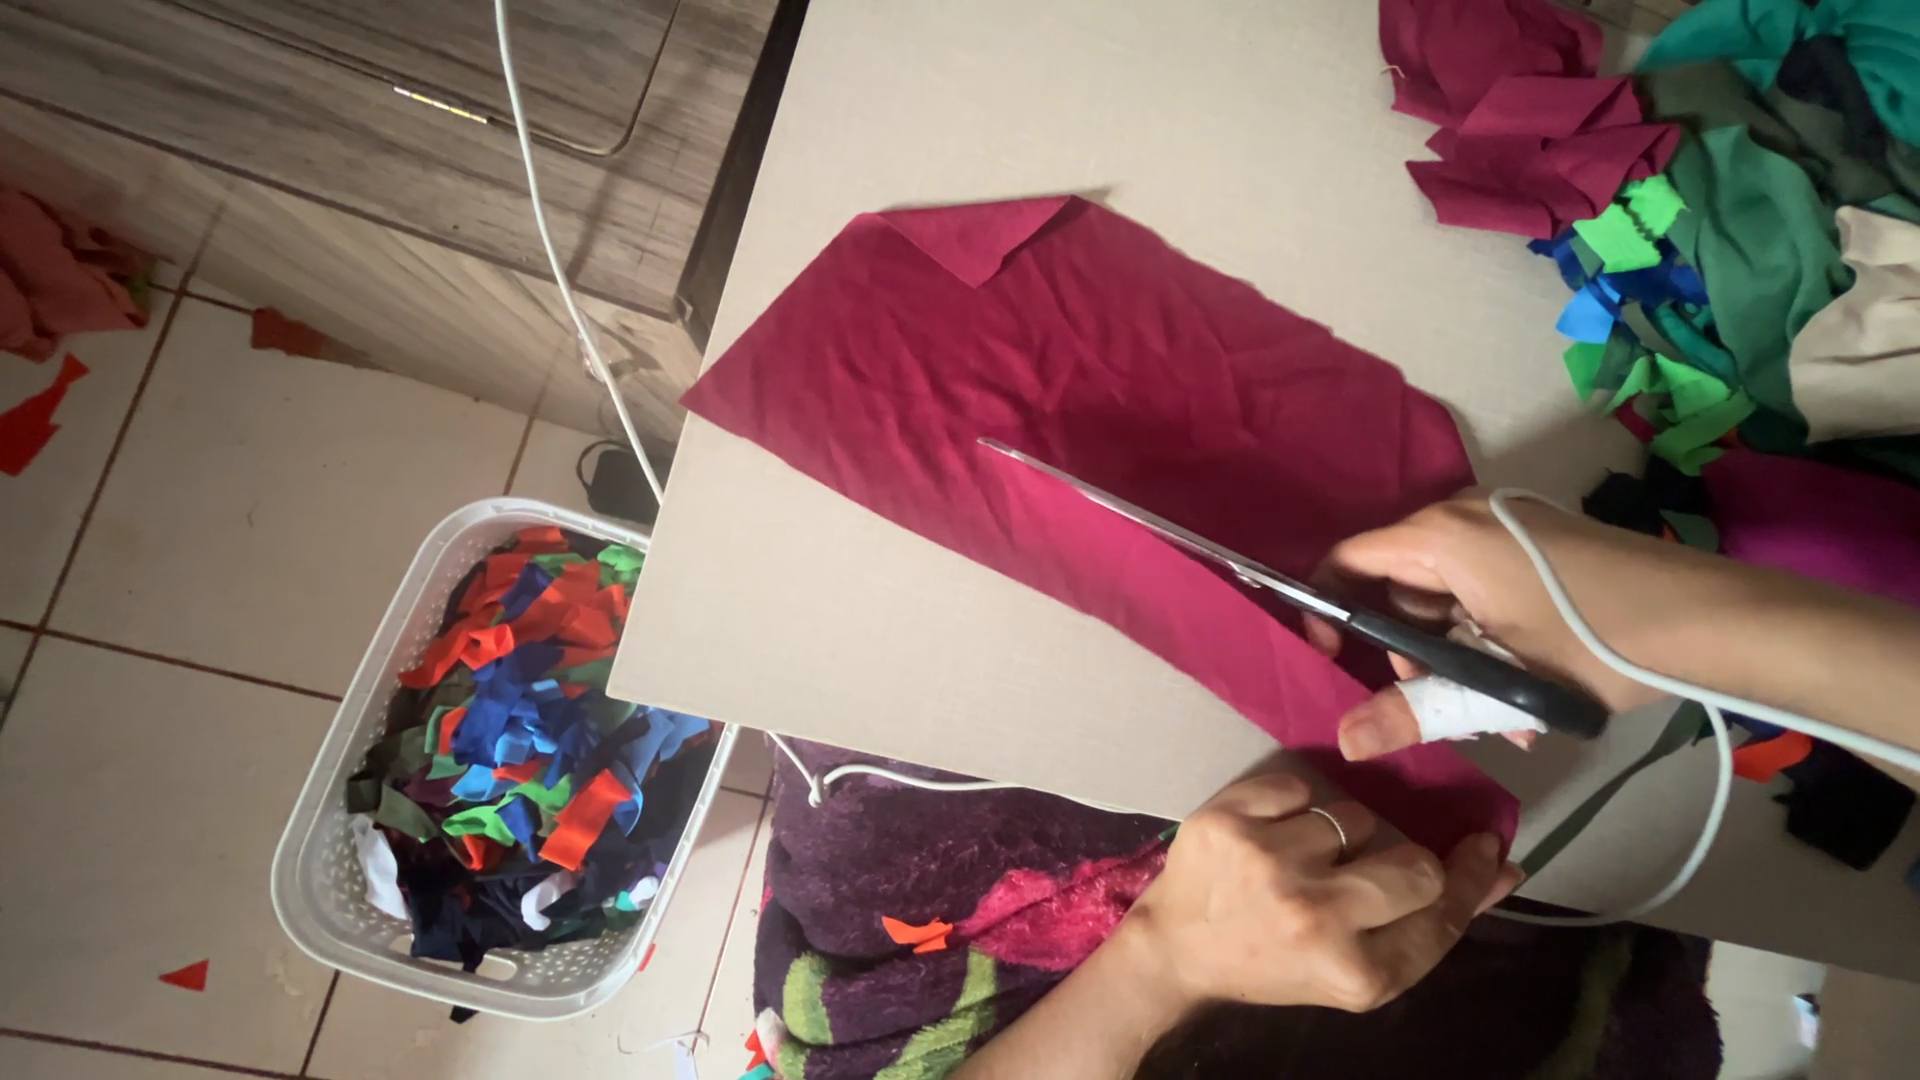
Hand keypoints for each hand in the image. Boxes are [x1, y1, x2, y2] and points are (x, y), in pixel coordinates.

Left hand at [1121, 773, 1520, 1013]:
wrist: (1177, 946)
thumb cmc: (1272, 963)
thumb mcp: (1353, 969)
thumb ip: (1425, 924)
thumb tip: (1502, 869)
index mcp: (1355, 973)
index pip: (1443, 913)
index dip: (1472, 877)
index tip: (1482, 846)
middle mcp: (1314, 914)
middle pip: (1411, 861)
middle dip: (1401, 860)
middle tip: (1366, 870)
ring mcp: (1267, 861)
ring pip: (1352, 815)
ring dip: (1339, 832)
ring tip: (1303, 858)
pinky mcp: (1225, 819)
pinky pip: (1295, 784)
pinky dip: (1291, 802)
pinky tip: (1270, 831)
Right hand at [1304, 493, 1671, 760]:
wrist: (1729, 622)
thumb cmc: (1597, 642)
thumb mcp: (1500, 684)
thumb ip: (1412, 711)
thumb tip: (1342, 744)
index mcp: (1438, 535)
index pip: (1345, 561)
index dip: (1327, 609)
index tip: (1336, 657)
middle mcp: (1460, 518)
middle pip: (1393, 586)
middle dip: (1409, 651)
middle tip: (1444, 701)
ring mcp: (1499, 527)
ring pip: (1439, 596)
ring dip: (1454, 656)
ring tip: (1502, 711)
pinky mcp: (1530, 543)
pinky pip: (1476, 588)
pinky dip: (1484, 636)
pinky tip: (1524, 685)